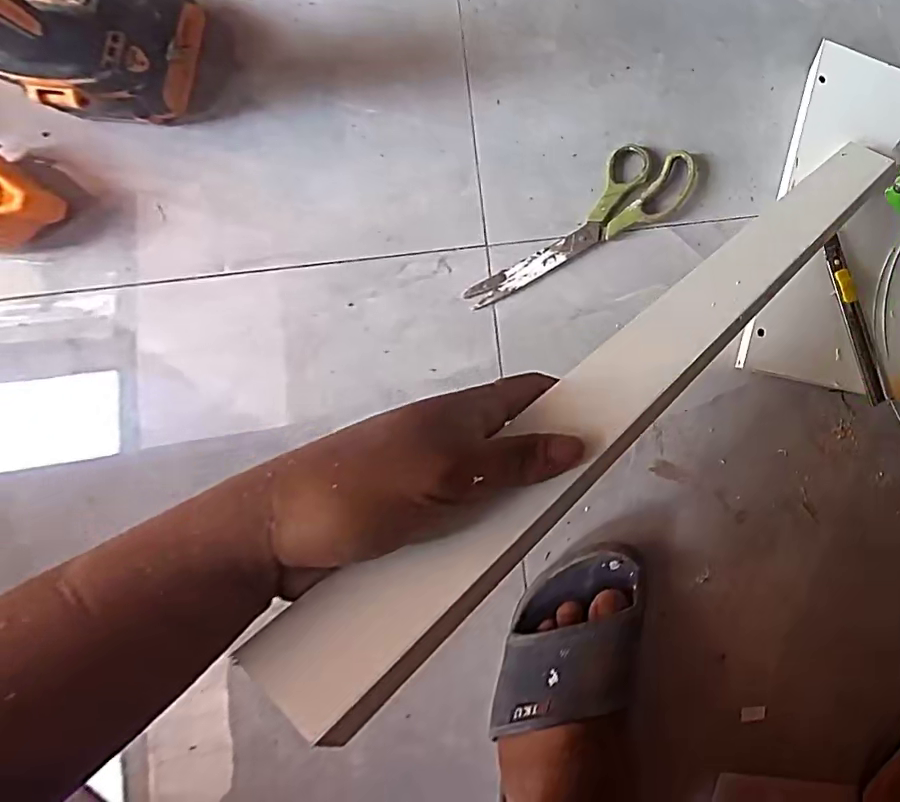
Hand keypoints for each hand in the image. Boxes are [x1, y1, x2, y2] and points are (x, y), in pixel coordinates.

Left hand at [258, 374, 584, 595]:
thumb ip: (515, 460)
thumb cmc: (359, 488)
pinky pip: (464, 513)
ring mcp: (432, 475)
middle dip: (547, 457)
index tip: (600, 418)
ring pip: (492, 482)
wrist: (258, 541)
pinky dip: (482, 526)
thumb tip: (577, 444)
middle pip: (518, 439)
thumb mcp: (448, 472)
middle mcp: (453, 438)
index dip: (568, 399)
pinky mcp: (413, 512)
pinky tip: (492, 547)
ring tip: (540, 521)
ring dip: (514, 499)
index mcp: (464, 412)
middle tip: (578, 480)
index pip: (531, 392)